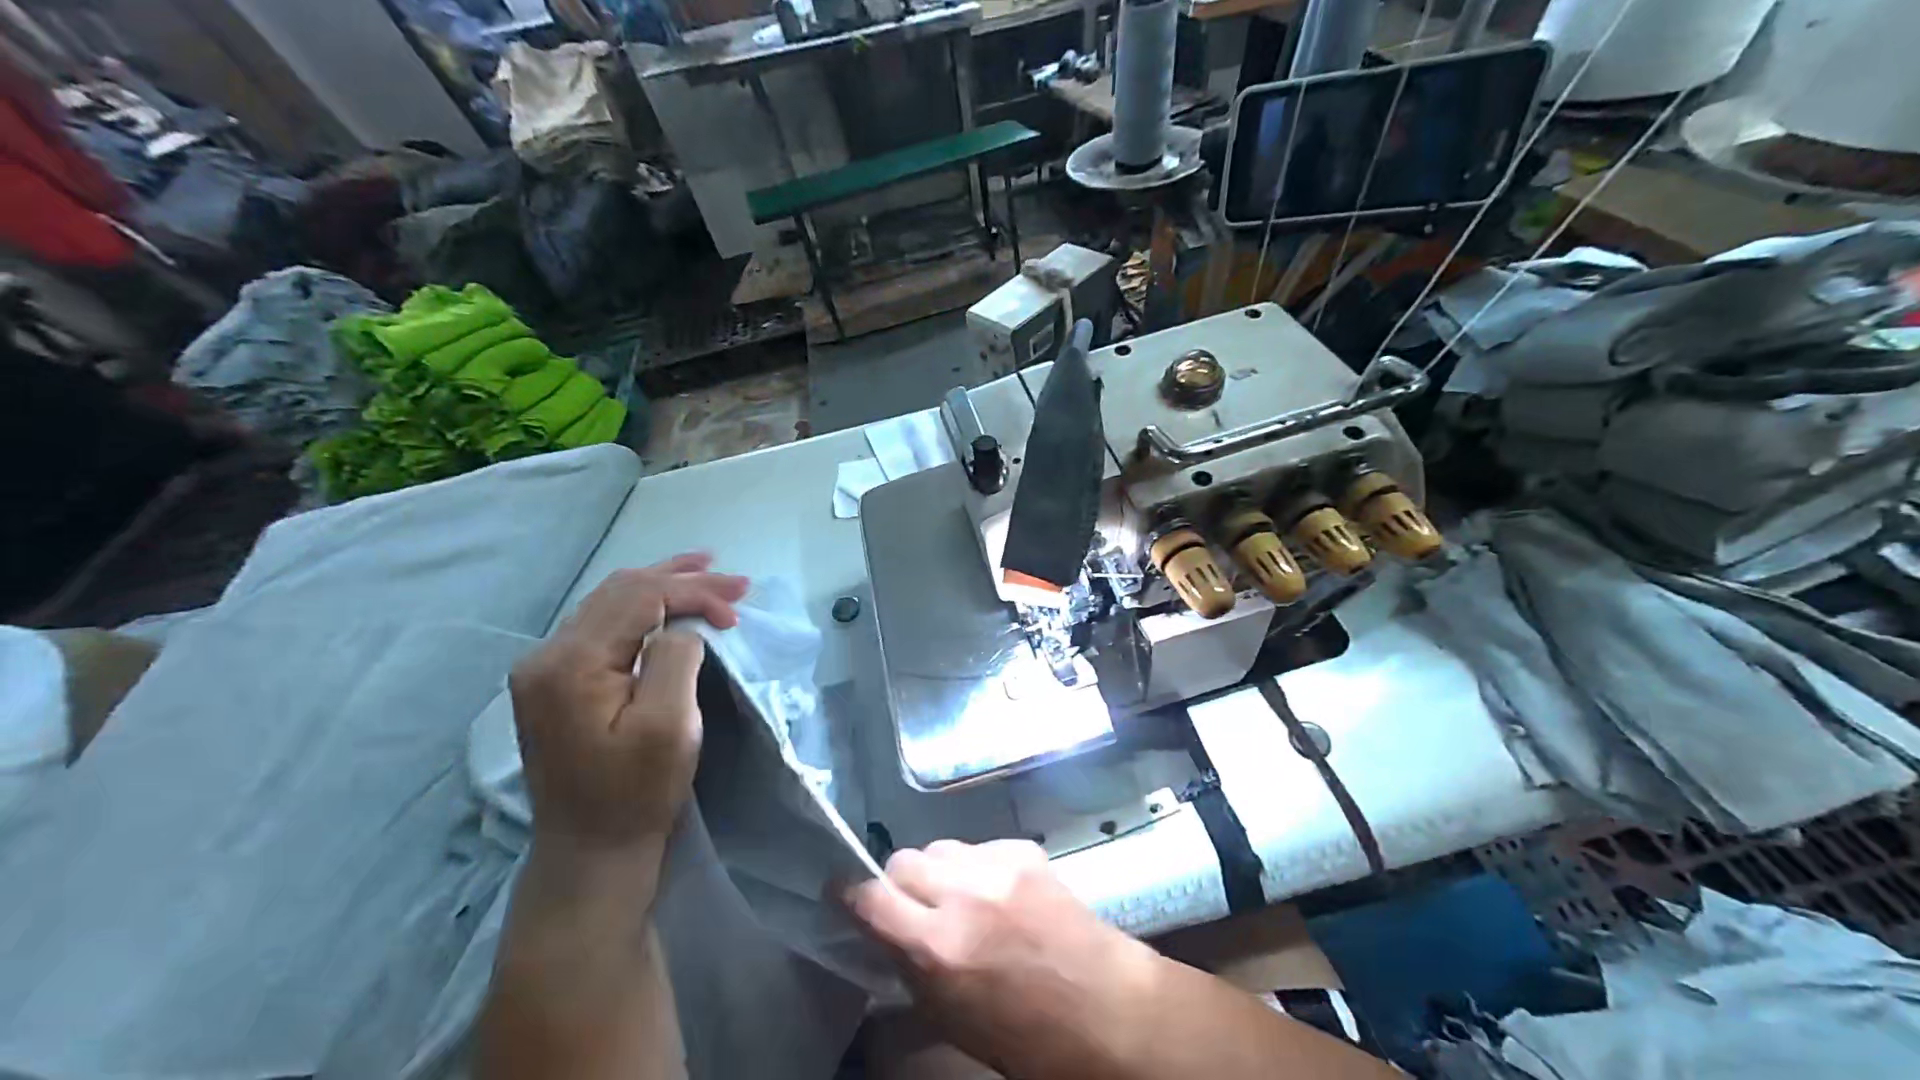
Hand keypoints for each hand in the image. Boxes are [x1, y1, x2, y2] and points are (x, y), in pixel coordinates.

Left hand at [509, 553, 749, 853]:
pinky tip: (665, 603)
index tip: (738, 609)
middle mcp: (546, 655)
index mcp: (570, 663)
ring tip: (704, 569)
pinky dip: (642, 608)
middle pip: (622, 591)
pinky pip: (602, 626)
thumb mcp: (668, 726)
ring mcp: (545, 669)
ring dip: (661, 585)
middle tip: (734, 579)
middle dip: (682, 579)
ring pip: (610, 603)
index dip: (694, 593)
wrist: (591, 852)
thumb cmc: (636, 793)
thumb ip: (675, 658)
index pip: (640, 598)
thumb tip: (680, 628)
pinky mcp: (556, 684)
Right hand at [845, 839, 1163, 1078]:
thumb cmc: (1030, 1038)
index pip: (870, 898)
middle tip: (912, 908)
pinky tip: (995, 892)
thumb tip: (882, 939)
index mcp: (938, 948)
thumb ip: (910, 973)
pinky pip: (978, 845)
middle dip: (897, 883)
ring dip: (936, 870)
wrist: (1111, 1010)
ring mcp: (996, 866)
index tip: (841, 893)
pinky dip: (975, 866)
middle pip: (901, 860)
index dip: (847, 893)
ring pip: (938, 846)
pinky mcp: (1024, 851)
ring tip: (955, 898)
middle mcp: (962, 895)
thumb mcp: (955, 1021)